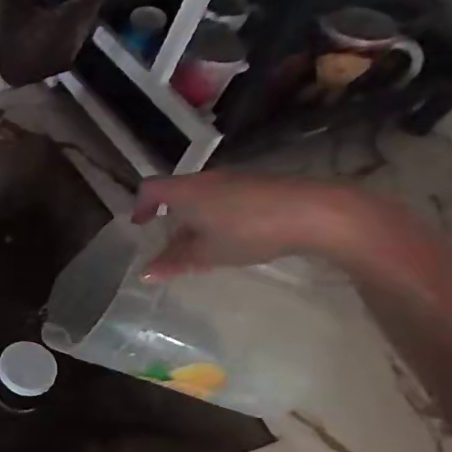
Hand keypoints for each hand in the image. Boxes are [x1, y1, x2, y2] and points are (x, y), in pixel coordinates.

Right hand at [131, 171, 389, 279]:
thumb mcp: (207, 253)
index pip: (150, 188)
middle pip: (177, 192)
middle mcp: (206, 179)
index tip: (140, 225)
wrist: (311, 212)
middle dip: (169, 217)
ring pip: (202, 197)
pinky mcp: (257, 186)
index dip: (140, 205)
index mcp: (186, 190)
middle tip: (169, 245)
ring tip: (201, 247)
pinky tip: (231, 239)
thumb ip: (174, 262)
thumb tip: (145, 273)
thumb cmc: (248, 232)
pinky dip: (216, 217)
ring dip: (194, 219)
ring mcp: (234, 179)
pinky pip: (224, 199)